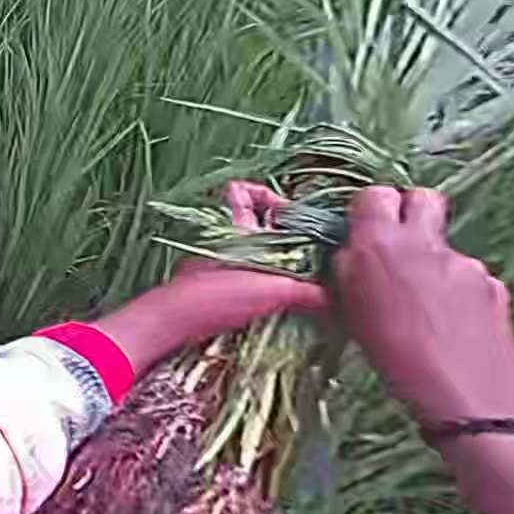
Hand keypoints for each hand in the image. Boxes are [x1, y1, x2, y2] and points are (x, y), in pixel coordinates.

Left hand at [94, 182, 327, 374]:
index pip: (243, 191)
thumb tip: (339, 297)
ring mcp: (217, 262)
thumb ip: (309, 290)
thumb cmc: (216, 296)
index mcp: (234, 228)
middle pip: (256, 223)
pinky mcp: (214, 286)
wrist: (173, 323)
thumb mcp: (272, 290)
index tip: (291, 214)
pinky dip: (265, 283)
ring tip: (306, 279)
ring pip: (253, 251)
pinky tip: (284, 302)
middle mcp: (224, 240)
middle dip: (285, 235)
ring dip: (278, 263)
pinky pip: (245, 275)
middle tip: (311, 252)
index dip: (267, 194)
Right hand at [333, 186, 513, 425]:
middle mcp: (424, 243)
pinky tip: (445, 317)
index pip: (375, 194)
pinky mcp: (493, 284)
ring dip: (428, 257)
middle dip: (408, 210)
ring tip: (418, 298)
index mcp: (380, 242)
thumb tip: (351, 247)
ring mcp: (465, 262)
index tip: (360, 228)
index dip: (367, 208)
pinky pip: (465, 273)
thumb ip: (348, 264)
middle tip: (393, 240)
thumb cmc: (391, 350)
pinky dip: (452, 286)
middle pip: (422, 197)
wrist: (465, 393)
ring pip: (441, 242)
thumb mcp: (347, 302)